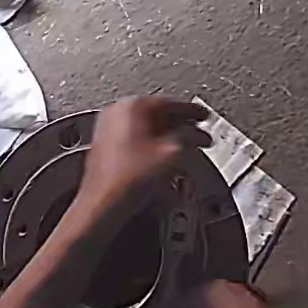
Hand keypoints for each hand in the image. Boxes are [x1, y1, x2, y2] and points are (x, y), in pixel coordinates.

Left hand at [61, 96, 210, 239]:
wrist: (103, 205)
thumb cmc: (127, 181)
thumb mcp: (171, 155)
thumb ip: (189, 137)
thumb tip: (196, 134)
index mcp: (131, 107)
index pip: (168, 103)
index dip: (191, 112)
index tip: (204, 116)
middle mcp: (116, 113)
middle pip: (156, 114)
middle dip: (180, 127)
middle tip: (198, 134)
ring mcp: (107, 129)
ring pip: (145, 128)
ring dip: (166, 138)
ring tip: (185, 150)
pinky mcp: (105, 147)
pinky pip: (134, 140)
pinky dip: (151, 147)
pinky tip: (163, 160)